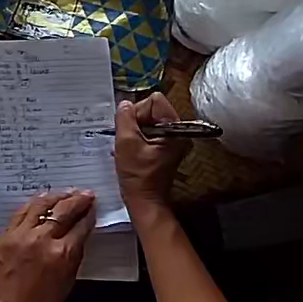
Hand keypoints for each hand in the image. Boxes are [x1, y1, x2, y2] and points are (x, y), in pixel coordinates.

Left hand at [0, 189, 96, 301]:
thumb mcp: (68, 282)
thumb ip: (75, 256)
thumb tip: (80, 236)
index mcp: (62, 254)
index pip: (81, 226)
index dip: (89, 215)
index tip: (93, 208)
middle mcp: (42, 239)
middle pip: (64, 210)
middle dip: (78, 200)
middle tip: (86, 195)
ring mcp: (22, 235)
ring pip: (42, 204)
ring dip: (57, 196)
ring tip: (66, 193)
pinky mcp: (7, 235)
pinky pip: (22, 212)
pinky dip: (35, 203)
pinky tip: (42, 200)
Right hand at [115, 93, 188, 212]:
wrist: (145, 201)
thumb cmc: (137, 176)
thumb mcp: (126, 143)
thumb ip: (124, 118)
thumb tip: (124, 104)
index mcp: (174, 128)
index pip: (154, 101)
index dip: (137, 112)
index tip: (130, 130)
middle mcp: (178, 131)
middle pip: (152, 109)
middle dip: (136, 121)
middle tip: (129, 140)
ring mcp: (172, 139)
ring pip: (149, 120)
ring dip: (135, 131)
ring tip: (130, 147)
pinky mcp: (166, 147)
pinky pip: (150, 131)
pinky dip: (138, 138)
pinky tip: (132, 150)